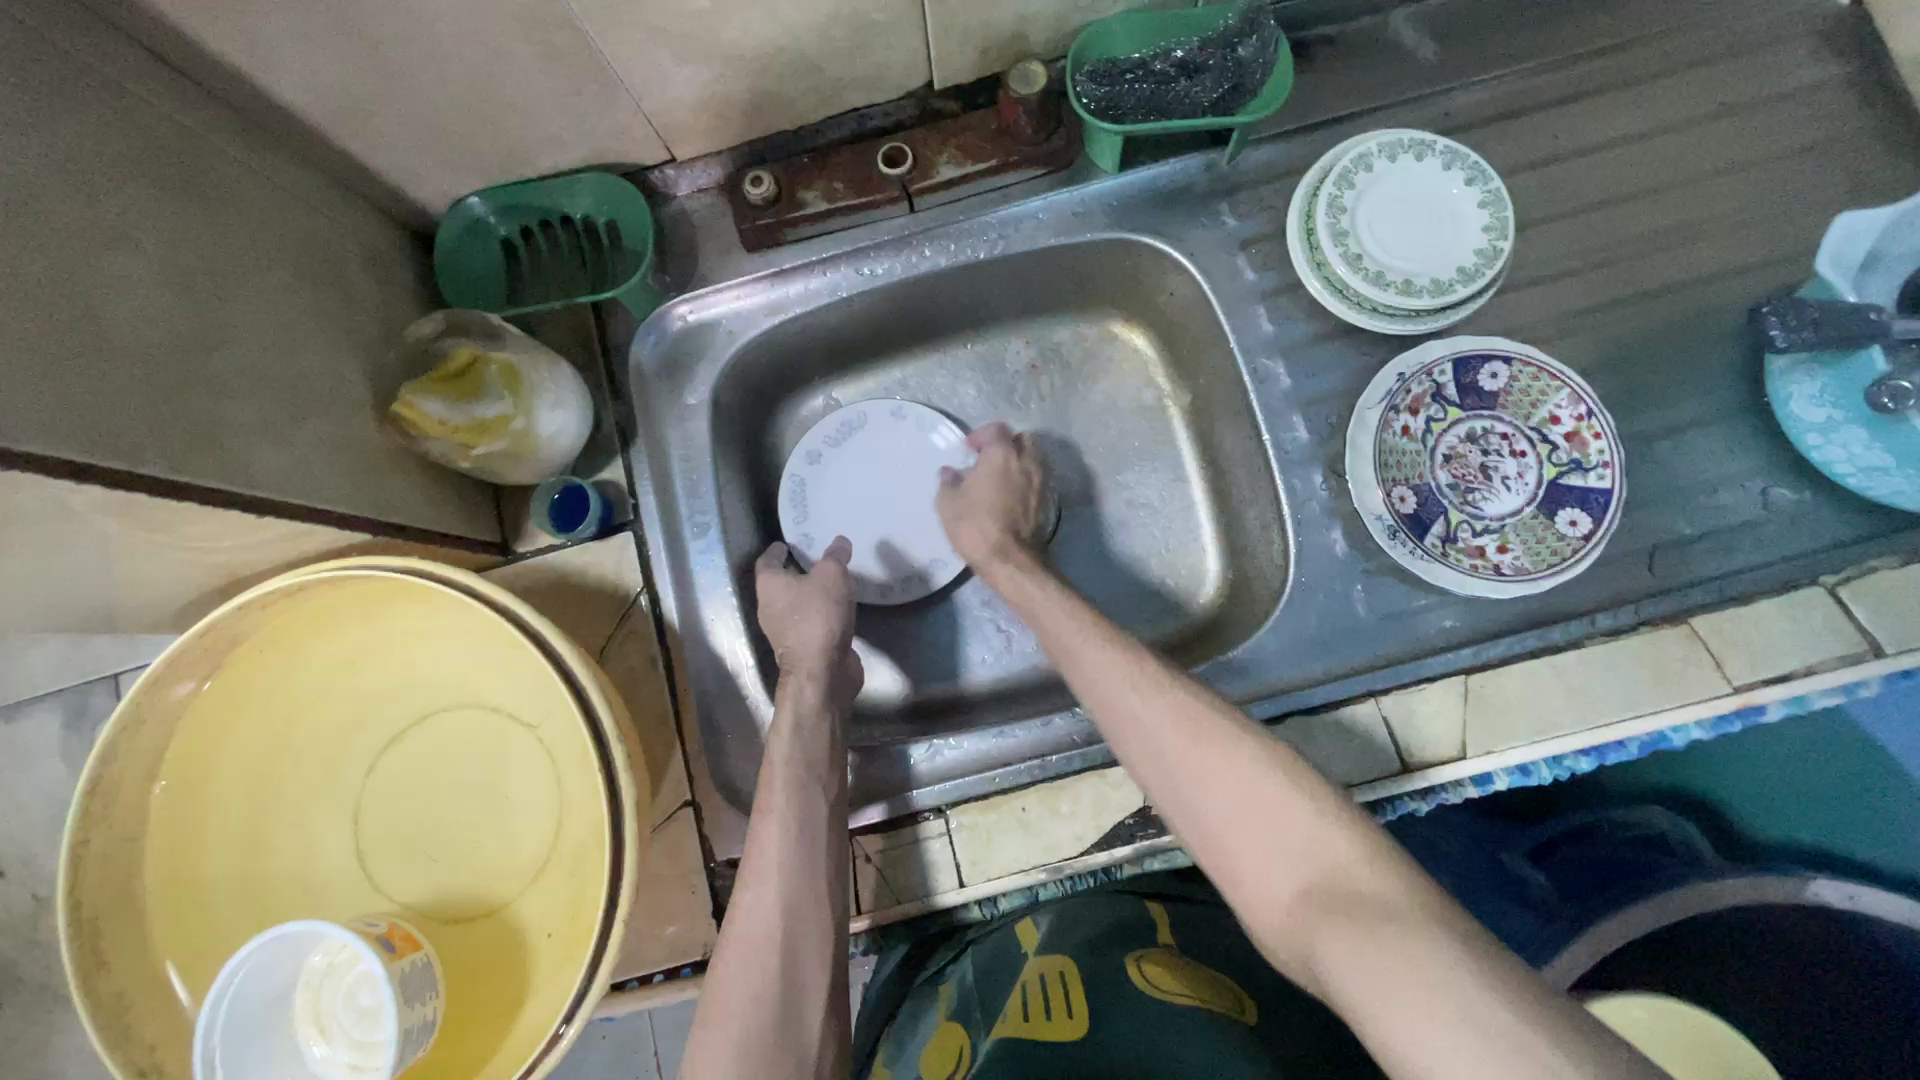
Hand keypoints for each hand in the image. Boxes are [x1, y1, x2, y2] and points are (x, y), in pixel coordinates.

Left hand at [754, 537, 862, 701]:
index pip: (766, 561)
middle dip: (794, 572)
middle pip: (778, 585)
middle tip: (813, 560)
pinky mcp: (801, 648)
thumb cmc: (819, 616)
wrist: (822, 671)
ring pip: (794, 605)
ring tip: (829, 582)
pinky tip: (837, 609)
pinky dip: (819, 614)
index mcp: (769, 586)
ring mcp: (784, 632)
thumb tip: (840, 541)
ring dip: (808, 595)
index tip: (785, 544)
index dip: (776, 551)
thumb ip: (836, 556)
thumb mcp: (832, 576)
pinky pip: (809, 623)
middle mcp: (769, 608)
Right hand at [937, 421, 1050, 570]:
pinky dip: (1027, 482)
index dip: (981, 435)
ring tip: (1002, 478)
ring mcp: (1041, 482)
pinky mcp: (1048, 502)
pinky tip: (1013, 496)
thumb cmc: (975, 526)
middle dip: (1007, 444)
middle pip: (1023, 439)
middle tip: (990, 459)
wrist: (1009, 560)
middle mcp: (1027, 462)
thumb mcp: (948, 503)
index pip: (996, 429)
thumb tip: (949, 471)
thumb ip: (948, 482)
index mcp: (1001, 454)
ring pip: (1034, 459)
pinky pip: (1038, 481)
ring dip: (1020, 462)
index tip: (968, 450)